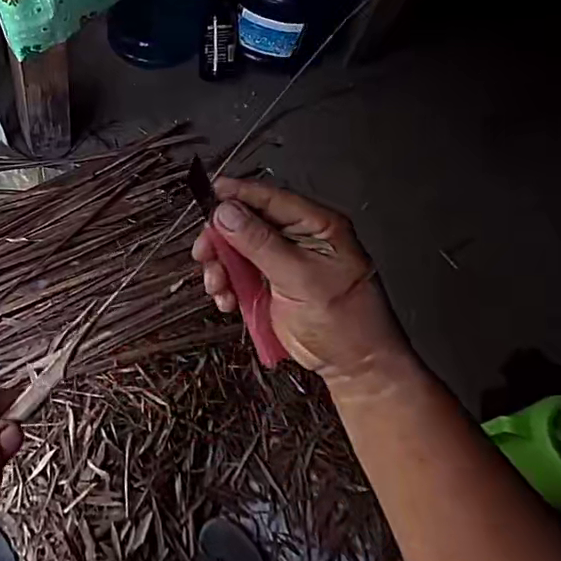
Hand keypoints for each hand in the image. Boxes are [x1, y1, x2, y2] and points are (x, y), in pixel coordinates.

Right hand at [190, 177, 406, 383]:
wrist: (354, 367)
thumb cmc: (349, 322)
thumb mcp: (301, 278)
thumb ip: (261, 244)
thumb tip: (228, 213)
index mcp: (317, 226)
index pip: (271, 198)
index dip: (239, 194)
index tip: (212, 194)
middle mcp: (297, 238)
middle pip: (246, 222)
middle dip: (221, 237)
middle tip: (206, 252)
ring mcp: (281, 262)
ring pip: (236, 249)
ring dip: (220, 265)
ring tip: (218, 285)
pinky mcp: (268, 284)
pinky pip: (236, 274)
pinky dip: (226, 285)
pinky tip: (227, 299)